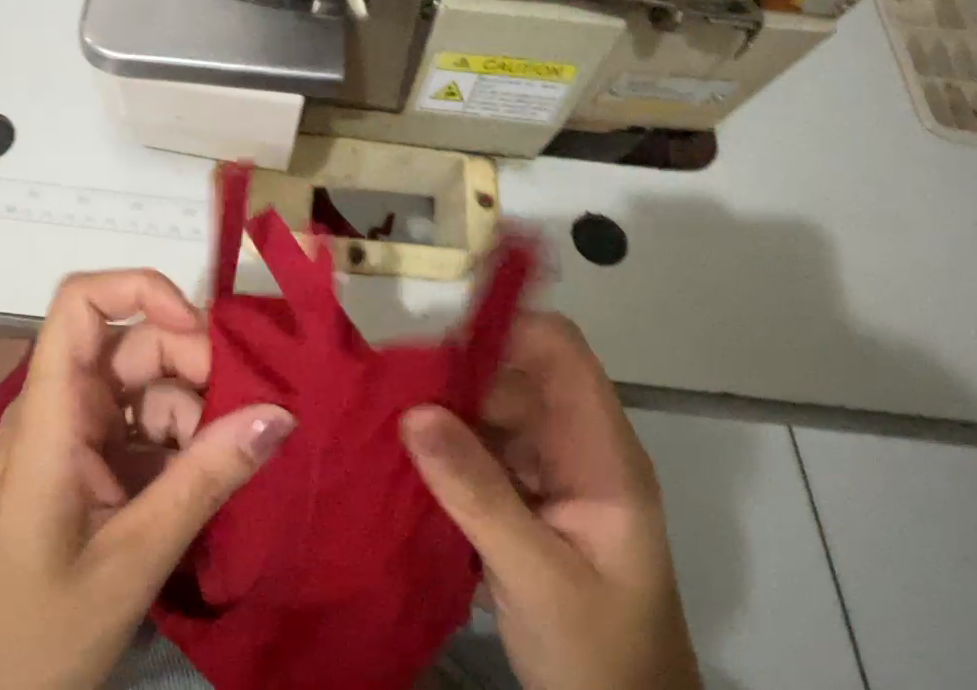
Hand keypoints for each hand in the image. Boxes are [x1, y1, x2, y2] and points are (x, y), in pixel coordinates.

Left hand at [0, 270, 294, 689]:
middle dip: (191, 367)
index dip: (142, 291)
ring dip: (191, 414)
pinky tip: (203, 481)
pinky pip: (138, 433)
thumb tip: (281, 414)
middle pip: (129, 345)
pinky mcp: (83, 473)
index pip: (80, 303)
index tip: (202, 333)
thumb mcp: (134, 556)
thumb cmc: (37, 631)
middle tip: (241, 416)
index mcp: (50, 413)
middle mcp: (58, 410)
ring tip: (224, 464)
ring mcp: (69, 442)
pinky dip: (177, 446)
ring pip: (141, 390)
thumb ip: (206, 479)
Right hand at [400, 313, 700, 689]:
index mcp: (601, 453)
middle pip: (515, 375)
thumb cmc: (599, 652)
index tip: (431, 324)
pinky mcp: (520, 498)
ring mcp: (546, 472)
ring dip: (439, 403)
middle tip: (381, 367)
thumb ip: (478, 495)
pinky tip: (393, 445)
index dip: (503, 325)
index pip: (560, 353)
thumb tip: (414, 412)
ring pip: (489, 410)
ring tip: (374, 399)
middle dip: (453, 365)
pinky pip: (477, 449)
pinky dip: (439, 444)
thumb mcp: (539, 576)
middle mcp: (574, 447)